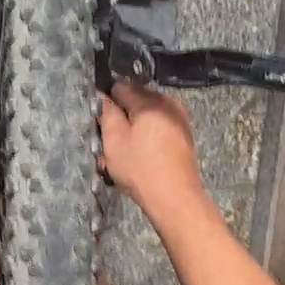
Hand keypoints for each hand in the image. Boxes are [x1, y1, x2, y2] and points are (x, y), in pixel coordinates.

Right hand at [99, 83, 206, 215]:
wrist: (175, 198)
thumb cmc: (141, 169)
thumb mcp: (115, 140)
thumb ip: (107, 113)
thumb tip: (103, 96)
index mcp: (150, 101)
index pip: (121, 87)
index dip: (106, 101)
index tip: (100, 120)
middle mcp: (168, 104)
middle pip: (136, 100)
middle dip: (122, 116)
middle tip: (109, 141)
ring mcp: (179, 119)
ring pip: (147, 116)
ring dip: (133, 129)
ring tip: (122, 153)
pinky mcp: (183, 136)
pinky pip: (159, 127)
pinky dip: (147, 137)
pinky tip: (139, 156)